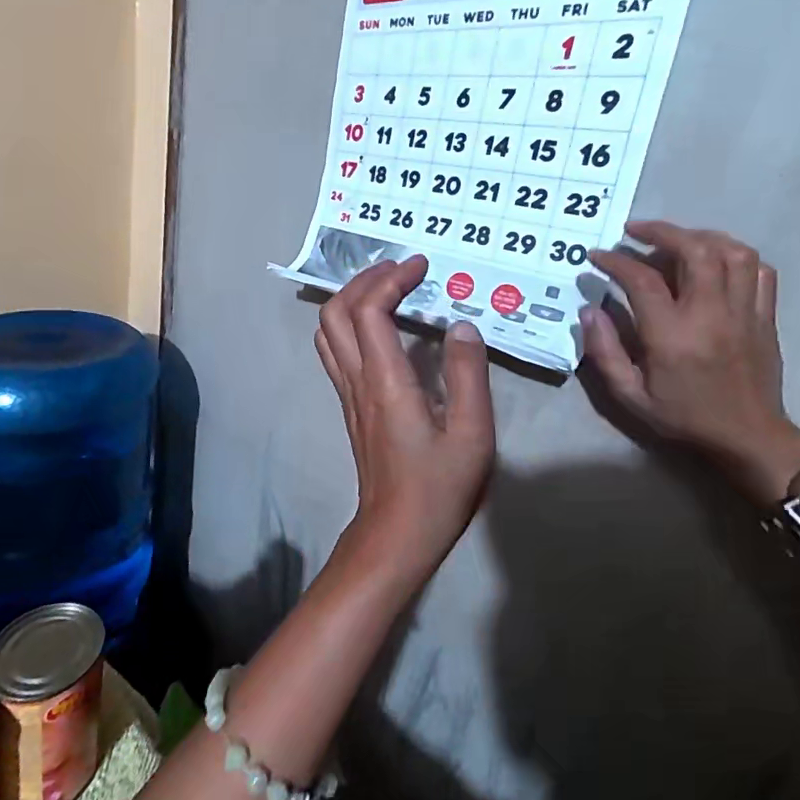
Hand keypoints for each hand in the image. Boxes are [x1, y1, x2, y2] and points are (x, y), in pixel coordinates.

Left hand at [315, 256, 495, 582]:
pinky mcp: (350, 407)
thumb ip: (468, 374)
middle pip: (334, 313)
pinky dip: (350, 324)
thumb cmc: (439, 487)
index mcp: (387, 381)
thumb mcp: (472, 432)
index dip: (391, 279)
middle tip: (399, 269)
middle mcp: (358, 381)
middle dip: (363, 280)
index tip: (420, 265)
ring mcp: (348, 395)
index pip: (371, 310)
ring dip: (351, 300)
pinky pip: (336, 351)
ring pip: (327, 332)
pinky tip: (380, 328)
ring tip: (386, 288)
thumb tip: (462, 325)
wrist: (397, 534)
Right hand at [582, 221, 799, 503]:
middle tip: (636, 231)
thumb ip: (604, 352)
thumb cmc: (684, 417)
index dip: (616, 261)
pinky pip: (759, 270)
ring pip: (733, 252)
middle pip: (695, 250)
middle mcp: (711, 314)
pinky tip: (716, 261)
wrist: (748, 437)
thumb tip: (589, 310)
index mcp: (673, 335)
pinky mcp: (765, 316)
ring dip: (701, 236)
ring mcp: (744, 312)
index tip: (598, 255)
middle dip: (662, 232)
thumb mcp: (631, 396)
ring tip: (677, 239)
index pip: (642, 280)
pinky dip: (736, 256)